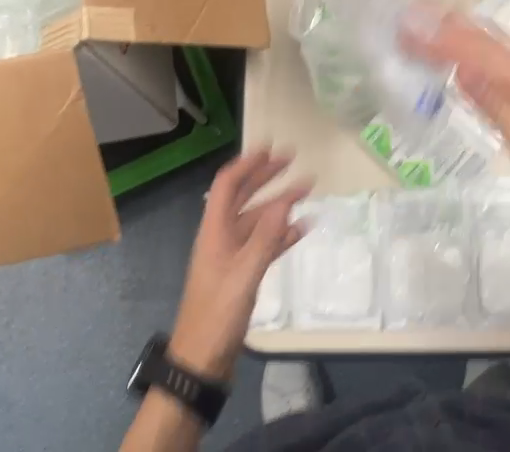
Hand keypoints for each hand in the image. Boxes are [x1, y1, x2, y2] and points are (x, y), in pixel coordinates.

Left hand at [169, 149, 311, 380]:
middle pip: (244, 197)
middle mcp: (221, 237)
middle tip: (294, 161)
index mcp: (214, 230)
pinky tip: (302, 229)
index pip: (228, 184)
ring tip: (307, 191)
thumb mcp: (243, 275)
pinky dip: (282, 235)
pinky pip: (264, 245)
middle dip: (267, 177)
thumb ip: (266, 238)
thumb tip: (286, 200)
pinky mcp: (242, 275)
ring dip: (280, 205)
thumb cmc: (216, 316)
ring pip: (258, 220)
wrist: (201, 361)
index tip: (271, 149)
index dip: (248, 163)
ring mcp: (232, 256)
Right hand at [403, 9, 509, 228]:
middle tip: (405, 18)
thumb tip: (460, 69)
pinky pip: (495, 60)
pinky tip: (452, 55)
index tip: (405, 28)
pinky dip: (468, 51)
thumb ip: (496, 103)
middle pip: (483, 37)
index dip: (439, 38)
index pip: (477, 50)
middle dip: (443, 26)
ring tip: (420, 27)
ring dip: (454, 34)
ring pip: (488, 44)